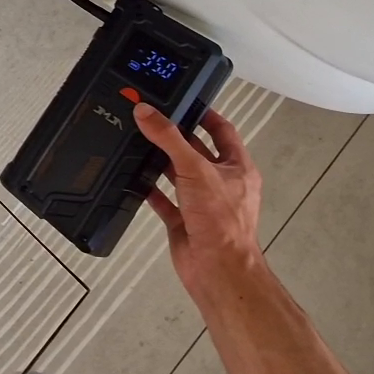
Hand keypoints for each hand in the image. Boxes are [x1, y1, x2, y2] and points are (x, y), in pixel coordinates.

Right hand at [134, 104, 263, 310]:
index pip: (222, 131)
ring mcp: (203, 204)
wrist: (218, 271)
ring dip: (162, 163)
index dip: (205, 115)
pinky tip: (136, 180)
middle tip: (153, 121)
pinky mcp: (185, 222)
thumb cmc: (221, 221)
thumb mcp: (195, 168)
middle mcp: (222, 184)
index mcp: (237, 168)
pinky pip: (166, 201)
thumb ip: (168, 138)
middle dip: (177, 138)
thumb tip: (146, 112)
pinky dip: (151, 190)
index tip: (184, 102)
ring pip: (180, 176)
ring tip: (140, 144)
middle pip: (197, 152)